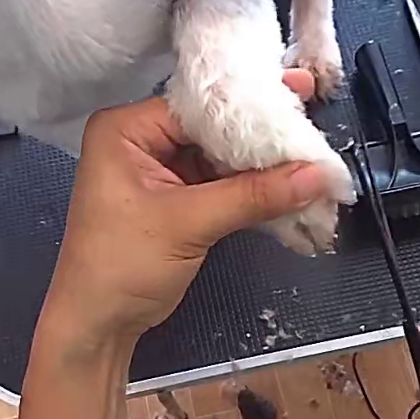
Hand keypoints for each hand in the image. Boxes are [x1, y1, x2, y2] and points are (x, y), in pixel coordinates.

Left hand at [41, 70, 333, 341]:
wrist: (102, 324)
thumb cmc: (124, 265)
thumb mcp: (188, 223)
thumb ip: (253, 195)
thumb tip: (317, 175)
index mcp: (129, 129)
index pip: (200, 106)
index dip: (250, 104)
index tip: (300, 94)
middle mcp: (146, 143)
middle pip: (216, 131)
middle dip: (263, 136)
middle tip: (312, 124)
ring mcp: (166, 176)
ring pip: (225, 162)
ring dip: (264, 167)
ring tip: (312, 156)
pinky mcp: (184, 205)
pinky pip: (226, 188)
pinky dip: (256, 192)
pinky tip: (291, 189)